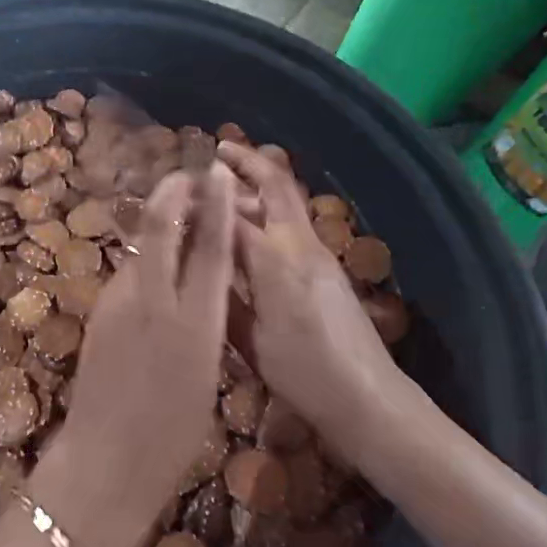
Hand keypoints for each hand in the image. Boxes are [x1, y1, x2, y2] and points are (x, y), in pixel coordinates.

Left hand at [31, 166, 237, 546]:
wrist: (105, 462)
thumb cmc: (174, 434)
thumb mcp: (210, 373)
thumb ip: (208, 319)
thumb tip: (205, 280)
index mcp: (195, 323)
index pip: (209, 246)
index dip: (216, 202)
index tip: (220, 172)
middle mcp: (153, 301)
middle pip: (161, 224)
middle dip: (175, 190)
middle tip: (190, 177)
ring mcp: (117, 302)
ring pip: (142, 246)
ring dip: (161, 224)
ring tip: (181, 219)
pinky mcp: (98, 312)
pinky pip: (129, 273)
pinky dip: (147, 259)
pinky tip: (158, 270)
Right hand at [218, 142, 402, 459]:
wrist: (367, 397)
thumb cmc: (303, 375)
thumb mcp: (250, 342)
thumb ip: (224, 297)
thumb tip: (200, 267)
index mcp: (275, 263)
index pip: (231, 216)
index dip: (204, 198)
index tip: (179, 186)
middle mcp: (300, 246)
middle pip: (276, 185)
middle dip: (248, 161)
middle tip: (219, 149)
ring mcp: (320, 253)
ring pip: (289, 201)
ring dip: (261, 182)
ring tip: (229, 181)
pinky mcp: (329, 266)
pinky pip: (296, 222)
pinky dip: (273, 208)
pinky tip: (254, 224)